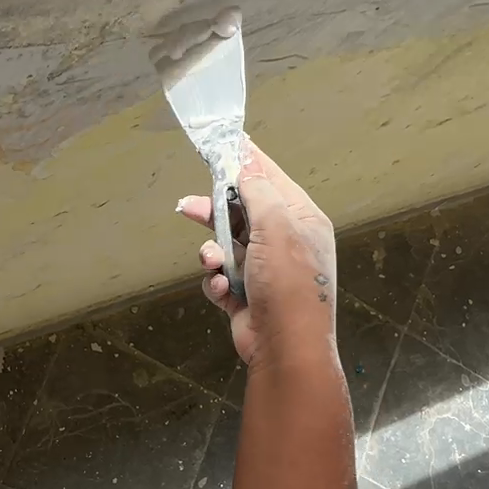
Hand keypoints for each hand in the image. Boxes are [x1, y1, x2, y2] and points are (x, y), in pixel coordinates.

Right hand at [177, 141, 339, 370]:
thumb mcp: (275, 227)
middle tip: (188, 207)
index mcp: (300, 220)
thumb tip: (247, 164)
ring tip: (211, 261)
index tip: (224, 144)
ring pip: (225, 248)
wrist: (284, 345)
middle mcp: (283, 242)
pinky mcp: (244, 296)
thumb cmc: (287, 282)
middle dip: (215, 213)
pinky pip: (220, 278)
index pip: (270, 180)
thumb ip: (258, 192)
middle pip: (241, 214)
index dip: (246, 162)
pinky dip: (217, 283)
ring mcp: (263, 271)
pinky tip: (223, 290)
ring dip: (213, 254)